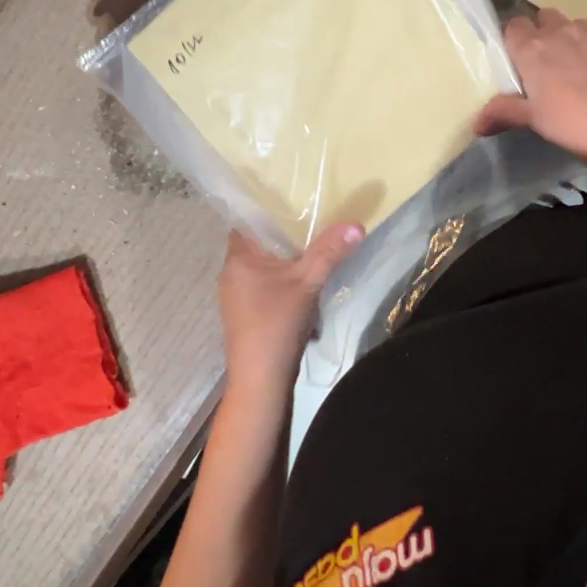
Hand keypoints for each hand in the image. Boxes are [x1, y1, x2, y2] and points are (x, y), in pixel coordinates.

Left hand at [216, 225, 363, 390]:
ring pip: (264, 269)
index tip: (296, 206)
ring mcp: (236, 297)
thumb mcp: (308, 282)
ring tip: (315, 258)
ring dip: (287, 266)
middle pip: (259, 246)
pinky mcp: (246, 316)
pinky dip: (284, 286)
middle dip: (286, 240)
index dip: (270, 211)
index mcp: (239, 258)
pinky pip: (265, 289)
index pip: (248, 221)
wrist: (261, 379)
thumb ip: (330, 251)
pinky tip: (305, 293)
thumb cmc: (277, 323)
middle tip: (315, 229)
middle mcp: (231, 274)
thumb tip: (356, 224)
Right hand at [476, 8, 586, 168]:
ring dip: (566, 40)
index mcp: (532, 48)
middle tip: (542, 67)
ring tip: (571, 71)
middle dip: (539, 35)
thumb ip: (504, 113)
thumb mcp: (534, 121)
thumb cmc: (574, 124)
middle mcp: (560, 31)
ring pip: (571, 25)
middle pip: (542, 19)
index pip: (512, 27)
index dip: (512, 42)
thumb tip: (476, 123)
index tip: (515, 64)